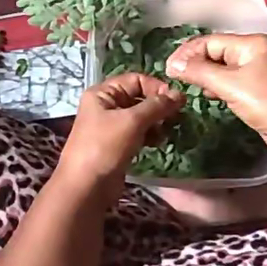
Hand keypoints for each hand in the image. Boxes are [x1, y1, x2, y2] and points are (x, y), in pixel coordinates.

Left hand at [57, 73, 185, 181]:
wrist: (86, 186)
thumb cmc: (105, 147)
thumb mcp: (132, 121)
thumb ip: (157, 106)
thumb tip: (180, 94)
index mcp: (102, 93)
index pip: (135, 79)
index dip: (156, 87)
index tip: (177, 101)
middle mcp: (105, 106)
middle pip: (138, 96)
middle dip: (158, 105)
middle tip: (176, 118)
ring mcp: (110, 126)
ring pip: (140, 116)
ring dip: (156, 121)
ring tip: (167, 131)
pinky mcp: (117, 144)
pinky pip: (138, 132)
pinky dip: (149, 134)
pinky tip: (158, 142)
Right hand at [165, 33, 266, 158]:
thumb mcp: (230, 85)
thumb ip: (199, 72)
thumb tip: (173, 64)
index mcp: (251, 44)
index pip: (209, 41)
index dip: (187, 53)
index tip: (168, 70)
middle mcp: (255, 53)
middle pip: (215, 52)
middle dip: (194, 64)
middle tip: (174, 79)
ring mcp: (259, 71)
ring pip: (222, 68)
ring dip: (204, 76)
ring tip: (188, 87)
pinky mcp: (260, 89)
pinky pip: (231, 82)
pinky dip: (217, 86)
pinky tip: (208, 95)